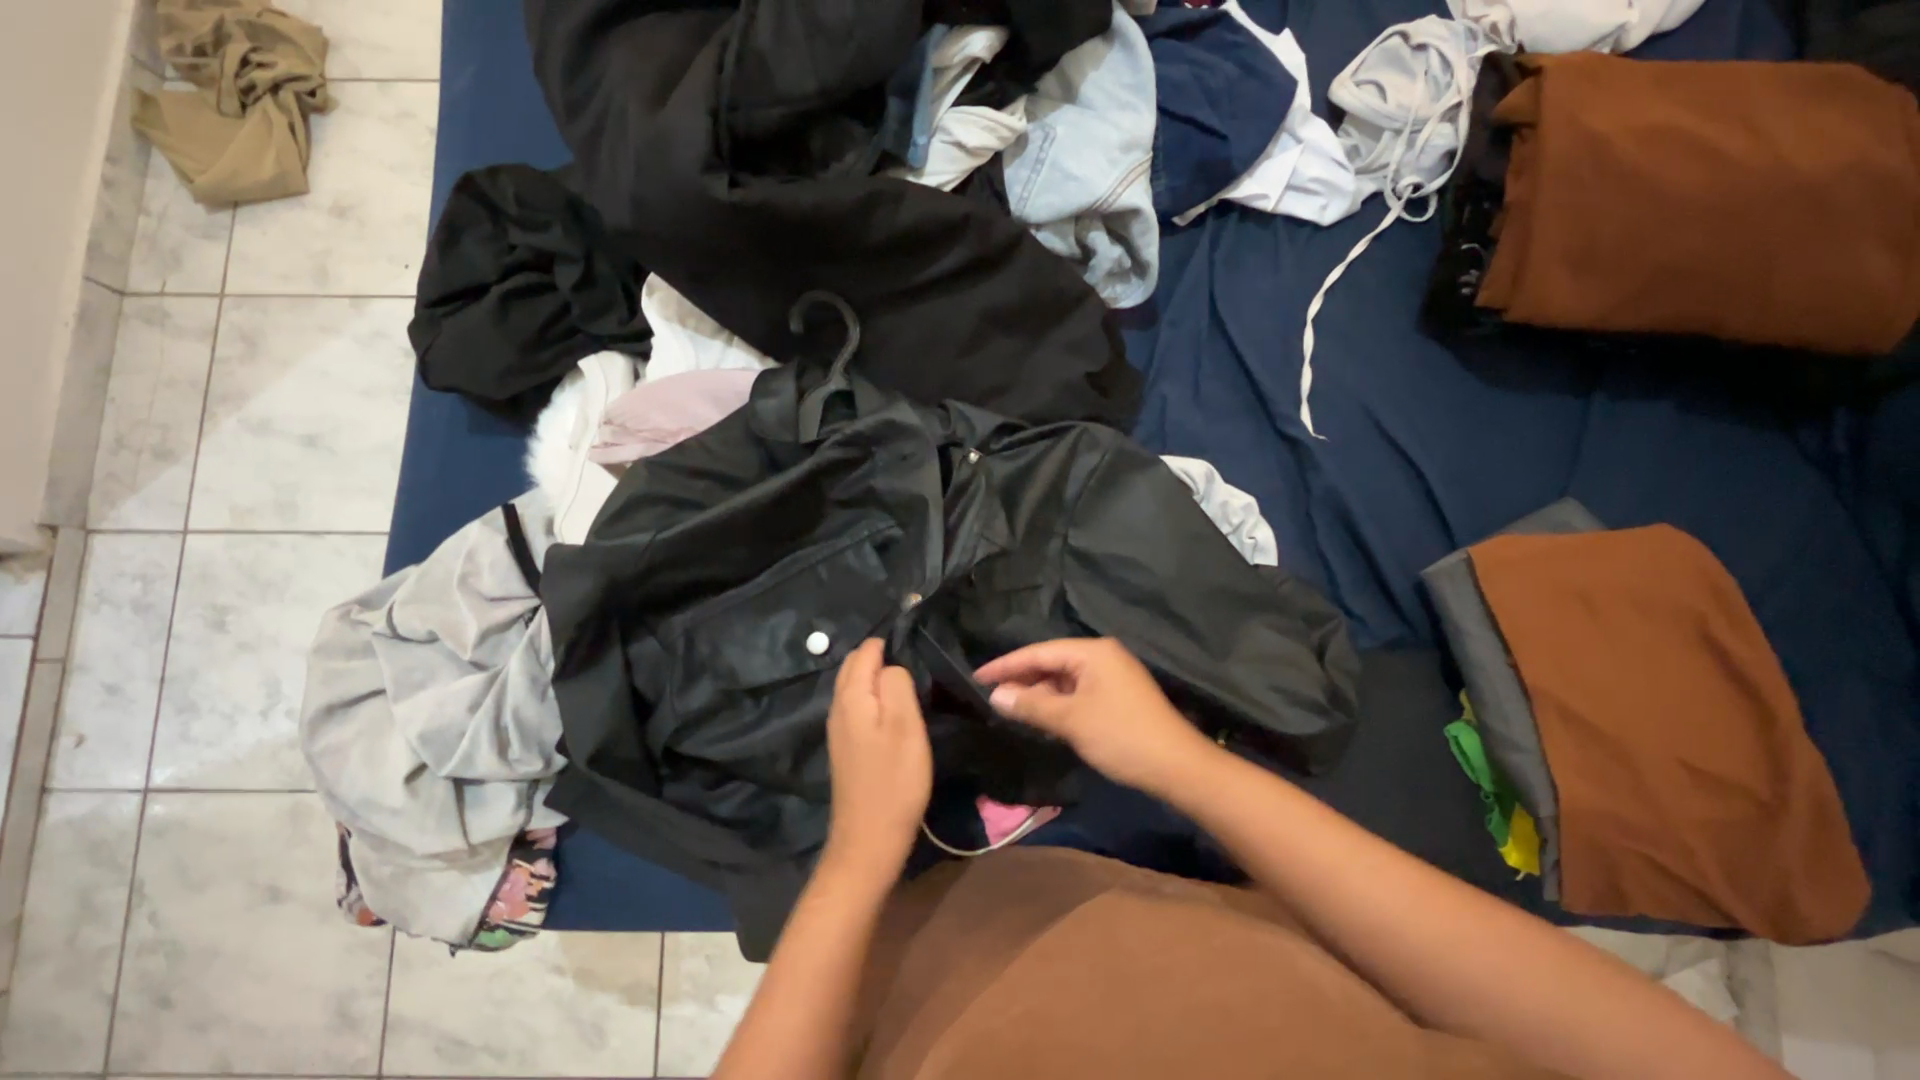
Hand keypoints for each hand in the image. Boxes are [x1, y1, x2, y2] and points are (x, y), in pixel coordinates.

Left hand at [823, 639, 932, 874]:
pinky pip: (857, 708)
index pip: (866, 651)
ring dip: (876, 678)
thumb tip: (891, 664)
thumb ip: (897, 684)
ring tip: (909, 681)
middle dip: (880, 656)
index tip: (918, 643)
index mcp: (852, 696)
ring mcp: (839, 730)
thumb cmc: (894, 779)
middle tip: (916, 661)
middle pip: (854, 666)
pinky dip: (873, 699)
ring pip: (854, 688)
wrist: (869, 838)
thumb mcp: (906, 725)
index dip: (890, 642)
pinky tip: (894, 710)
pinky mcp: (846, 748)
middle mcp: (838, 707)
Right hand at [976, 638, 1221, 797]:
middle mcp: (1103, 657)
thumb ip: (1031, 705)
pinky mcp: (1117, 698)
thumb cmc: (1122, 737)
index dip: (1006, 665)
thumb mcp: (1071, 721)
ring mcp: (1112, 678)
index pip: (1039, 652)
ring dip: (1038, 694)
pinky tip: (1039, 717)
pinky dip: (1056, 704)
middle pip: (1051, 663)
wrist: (1177, 767)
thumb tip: (996, 695)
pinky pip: (1077, 693)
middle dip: (1021, 680)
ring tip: (1007, 708)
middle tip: (988, 695)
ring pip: (1064, 680)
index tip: (976, 677)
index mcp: (1093, 652)